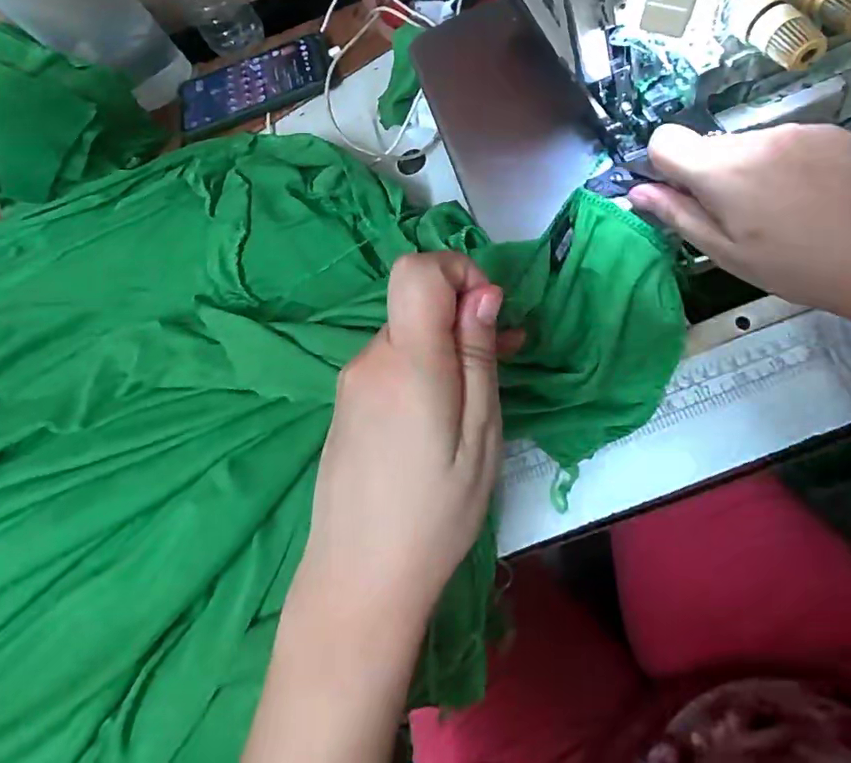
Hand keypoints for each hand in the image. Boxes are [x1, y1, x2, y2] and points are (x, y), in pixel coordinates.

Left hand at [298, 252, 521, 619]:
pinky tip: (441, 415)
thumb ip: (477, 356)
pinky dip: (422, 370)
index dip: (457, 271)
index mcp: (407, 360)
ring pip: (406, 336)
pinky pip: (390, 365)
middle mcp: (370, 359)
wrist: (358, 581)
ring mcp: (352, 382)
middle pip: (415, 303)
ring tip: (478, 396)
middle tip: (503, 358)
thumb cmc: (435, 512)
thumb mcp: (480, 434)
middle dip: (462, 317)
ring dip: (445, 348)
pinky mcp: (347, 404)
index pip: (416, 269)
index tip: (488, 314)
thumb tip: (483, 292)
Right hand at [626, 123, 850, 324]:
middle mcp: (753, 138)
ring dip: (751, 169)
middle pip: (708, 145)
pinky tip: (815, 198)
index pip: (664, 140)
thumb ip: (677, 216)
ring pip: (748, 144)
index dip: (665, 167)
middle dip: (712, 174)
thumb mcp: (728, 254)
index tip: (686, 197)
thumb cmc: (800, 268)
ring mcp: (795, 130)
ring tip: (787, 211)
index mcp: (721, 170)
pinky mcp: (829, 131)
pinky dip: (787, 164)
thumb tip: (638, 191)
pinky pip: (786, 142)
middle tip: (745, 218)